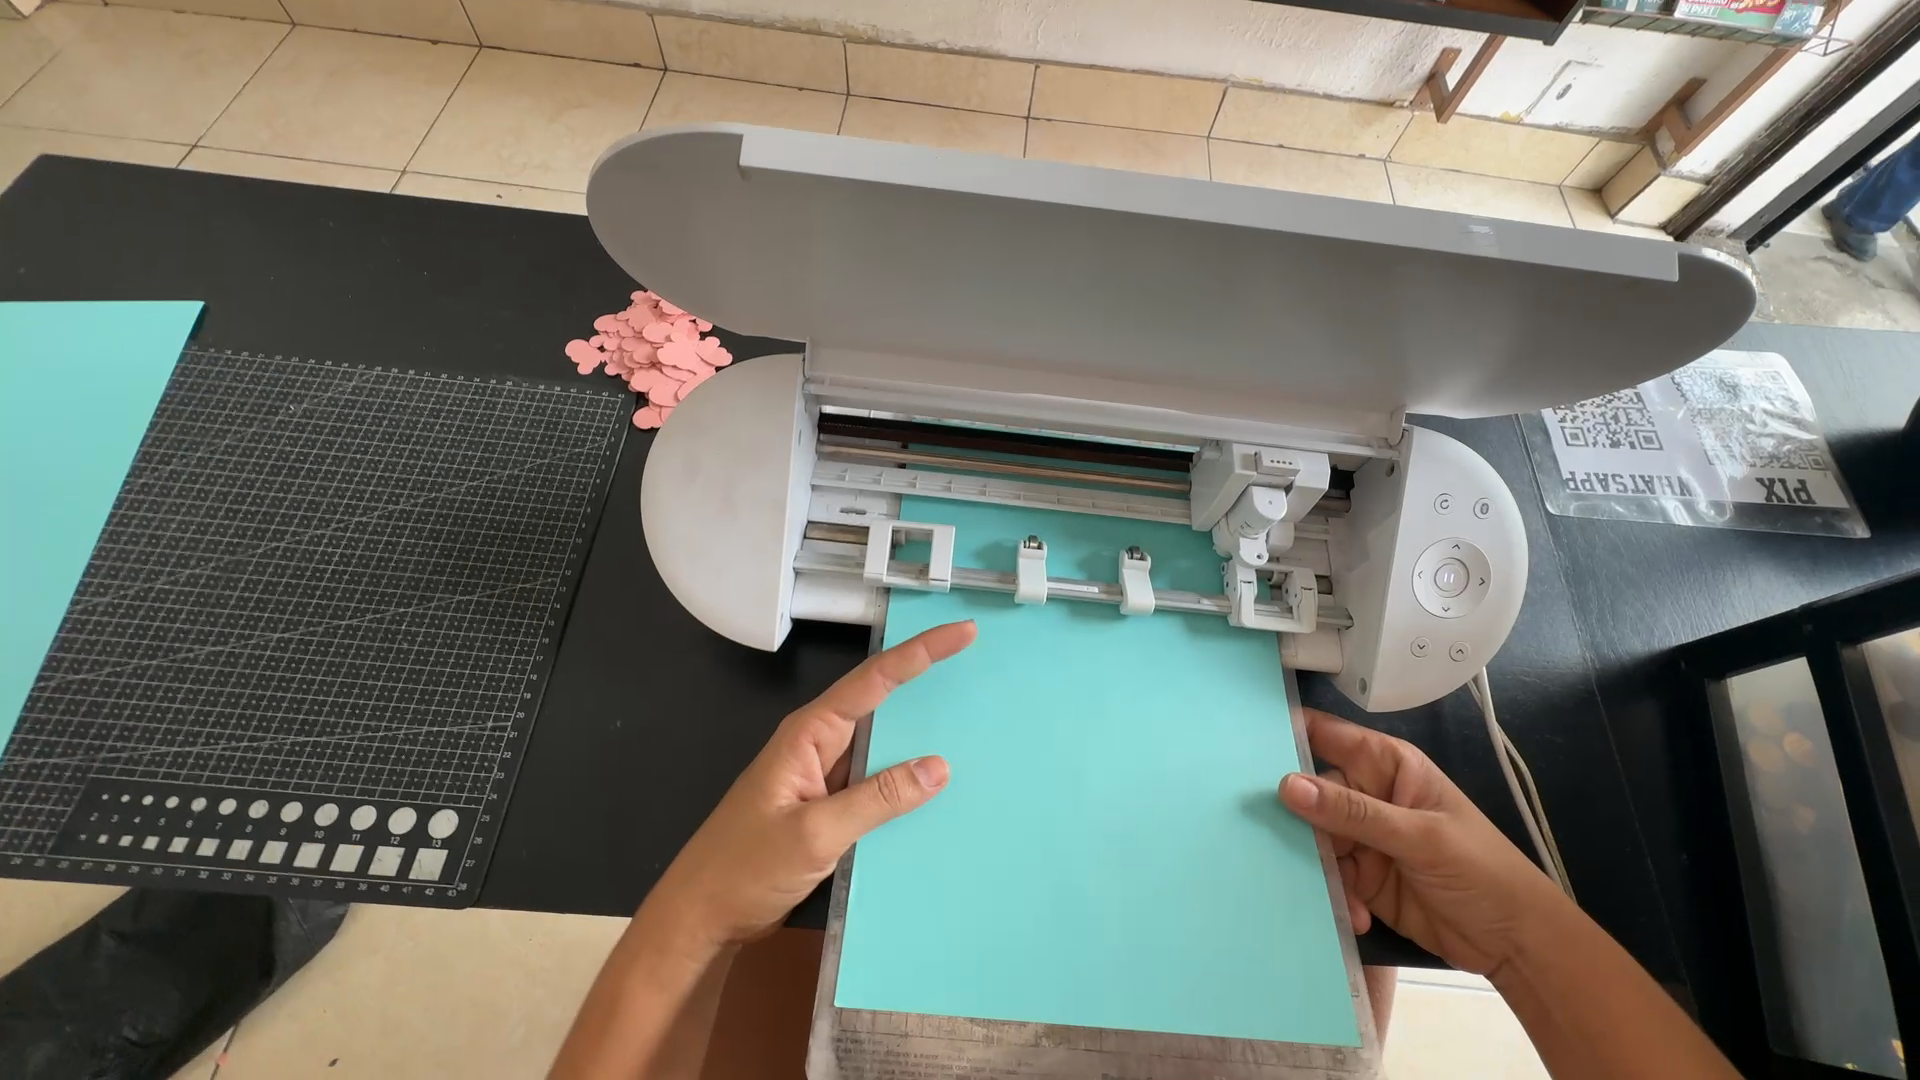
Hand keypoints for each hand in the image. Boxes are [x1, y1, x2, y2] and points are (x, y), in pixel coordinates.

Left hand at [640, 620, 977, 952]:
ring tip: (977, 728)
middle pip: (883, 705)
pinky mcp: (830, 809)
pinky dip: (907, 785)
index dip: (921, 652)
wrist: (702, 918)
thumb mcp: (814, 833)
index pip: (874, 680)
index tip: (963, 633)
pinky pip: (878, 785)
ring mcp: (826, 778)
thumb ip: (877, 799)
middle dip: (928, 685)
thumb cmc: (745, 867)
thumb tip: (939, 767)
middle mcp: (820, 746)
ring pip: (883, 748)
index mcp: (810, 733)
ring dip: (921, 739)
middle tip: (980, 672)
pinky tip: (940, 795)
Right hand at [1278, 709, 1567, 976]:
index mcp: (1385, 765)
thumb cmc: (1484, 872)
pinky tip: (1357, 914)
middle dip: (1292, 815)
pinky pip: (1325, 873)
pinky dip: (1334, 894)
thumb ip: (1353, 812)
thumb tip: (1287, 785)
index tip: (1239, 746)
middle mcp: (1366, 794)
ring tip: (1335, 890)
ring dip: (1316, 864)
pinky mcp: (1358, 875)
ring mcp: (1360, 835)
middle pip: (1307, 791)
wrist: (1519, 945)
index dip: (1284, 734)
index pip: (1324, 735)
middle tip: (1269, 833)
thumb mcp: (1420, 838)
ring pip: (1311, 835)